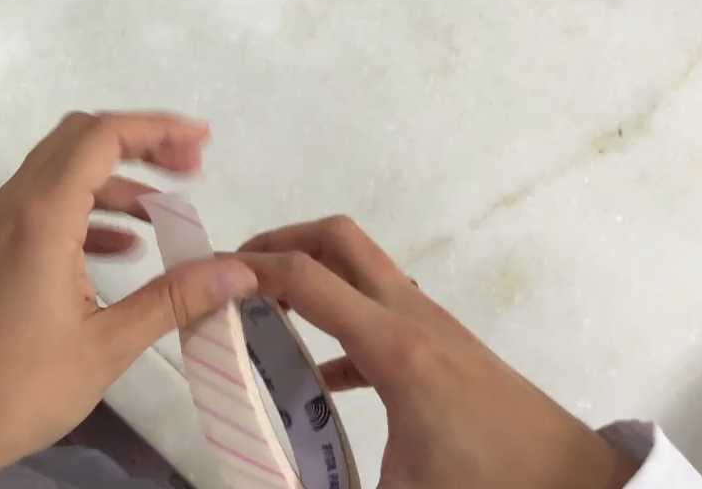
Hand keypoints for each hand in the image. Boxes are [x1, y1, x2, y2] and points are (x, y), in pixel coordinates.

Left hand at [0, 112, 259, 485]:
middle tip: (190, 166)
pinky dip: (85, 210)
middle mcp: (13, 202)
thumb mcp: (107, 346)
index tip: (201, 139)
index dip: (156, 129)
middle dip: (139, 143)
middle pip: (79, 139)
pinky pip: (42, 204)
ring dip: (114, 179)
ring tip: (166, 210)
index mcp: (40, 215)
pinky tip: (124, 246)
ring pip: (59, 170)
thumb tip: (238, 271)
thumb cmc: (23, 386)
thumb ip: (173, 299)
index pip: (101, 137)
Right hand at [235, 217, 641, 488]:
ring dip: (310, 271)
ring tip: (270, 311)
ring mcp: (432, 325)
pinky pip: (378, 306)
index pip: (304, 276)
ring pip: (359, 264)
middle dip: (280, 242)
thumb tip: (267, 487)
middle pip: (335, 238)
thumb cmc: (494, 488)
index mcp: (392, 347)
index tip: (207, 277)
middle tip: (239, 274)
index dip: (249, 269)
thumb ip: (328, 488)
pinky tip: (326, 374)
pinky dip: (339, 315)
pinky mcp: (445, 346)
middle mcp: (409, 316)